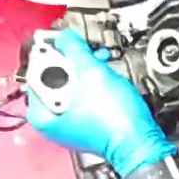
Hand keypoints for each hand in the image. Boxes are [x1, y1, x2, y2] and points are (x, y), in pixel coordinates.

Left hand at [24, 30, 176, 176]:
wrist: (140, 142)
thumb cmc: (116, 118)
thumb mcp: (93, 73)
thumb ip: (74, 50)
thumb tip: (64, 36)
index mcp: (42, 113)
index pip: (39, 70)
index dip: (57, 52)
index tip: (72, 43)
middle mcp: (51, 121)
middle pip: (55, 79)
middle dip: (75, 64)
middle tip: (91, 55)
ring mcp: (69, 125)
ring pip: (71, 88)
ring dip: (87, 73)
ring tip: (102, 67)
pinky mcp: (85, 125)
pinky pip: (82, 99)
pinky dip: (93, 88)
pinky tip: (106, 82)